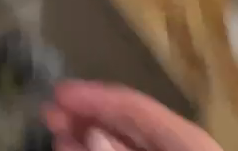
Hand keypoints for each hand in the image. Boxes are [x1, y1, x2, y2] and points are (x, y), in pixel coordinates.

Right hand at [41, 82, 220, 150]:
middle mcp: (181, 144)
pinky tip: (74, 150)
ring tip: (56, 134)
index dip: (95, 96)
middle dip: (87, 116)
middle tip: (48, 112)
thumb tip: (91, 131)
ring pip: (125, 143)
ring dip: (88, 136)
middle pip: (129, 123)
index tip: (57, 92)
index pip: (136, 106)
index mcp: (189, 139)